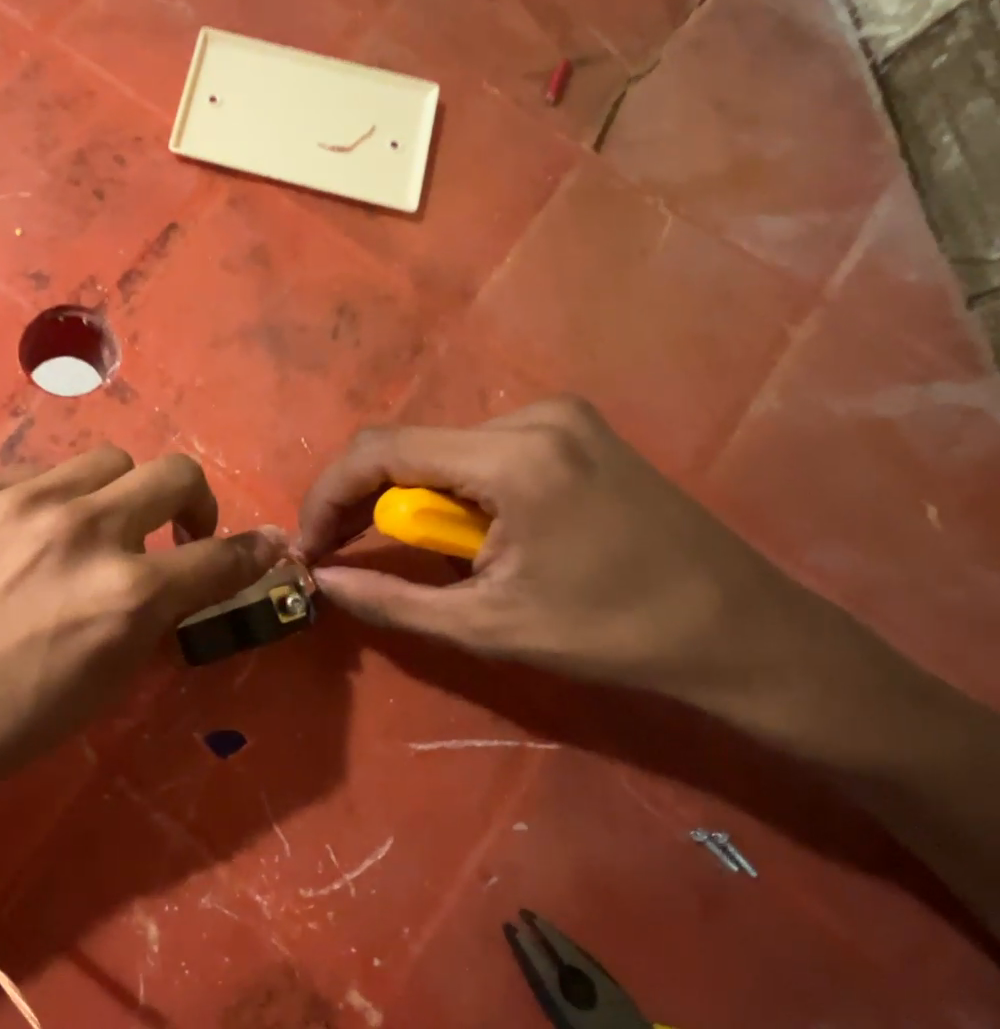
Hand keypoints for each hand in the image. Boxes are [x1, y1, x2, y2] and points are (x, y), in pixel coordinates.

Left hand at [0, 445, 286, 807]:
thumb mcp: (100, 689)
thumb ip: (148, 624)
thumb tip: (176, 587)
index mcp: (126, 594)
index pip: (220, 557)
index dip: (252, 554)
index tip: (262, 548)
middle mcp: (84, 529)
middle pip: (173, 473)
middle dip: (192, 504)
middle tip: (174, 536)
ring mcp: (24, 500)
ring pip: (106, 460)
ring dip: (118, 494)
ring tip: (93, 533)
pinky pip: (38, 473)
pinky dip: (53, 499)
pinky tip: (26, 536)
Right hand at [298, 397, 835, 705]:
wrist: (743, 633)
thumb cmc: (613, 635)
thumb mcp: (485, 626)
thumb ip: (389, 599)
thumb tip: (319, 580)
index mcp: (513, 458)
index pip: (379, 451)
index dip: (326, 496)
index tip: (308, 547)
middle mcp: (533, 416)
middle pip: (406, 446)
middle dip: (362, 502)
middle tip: (344, 557)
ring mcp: (560, 417)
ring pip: (437, 450)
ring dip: (407, 500)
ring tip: (413, 557)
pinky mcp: (573, 432)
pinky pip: (476, 452)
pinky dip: (449, 492)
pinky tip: (466, 535)